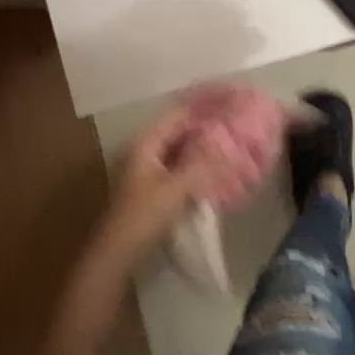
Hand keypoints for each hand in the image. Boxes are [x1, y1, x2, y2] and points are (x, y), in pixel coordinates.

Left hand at [105, 109, 220, 258]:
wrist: (116, 256)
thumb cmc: (142, 217)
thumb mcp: (176, 189)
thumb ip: (205, 166)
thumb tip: (232, 148)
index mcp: (146, 143)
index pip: (180, 112)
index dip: (206, 103)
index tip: (233, 97)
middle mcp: (146, 150)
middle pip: (182, 128)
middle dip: (209, 123)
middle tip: (239, 119)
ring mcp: (149, 169)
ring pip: (183, 147)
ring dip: (206, 143)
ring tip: (235, 138)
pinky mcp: (155, 187)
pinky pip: (183, 165)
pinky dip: (200, 162)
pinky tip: (221, 166)